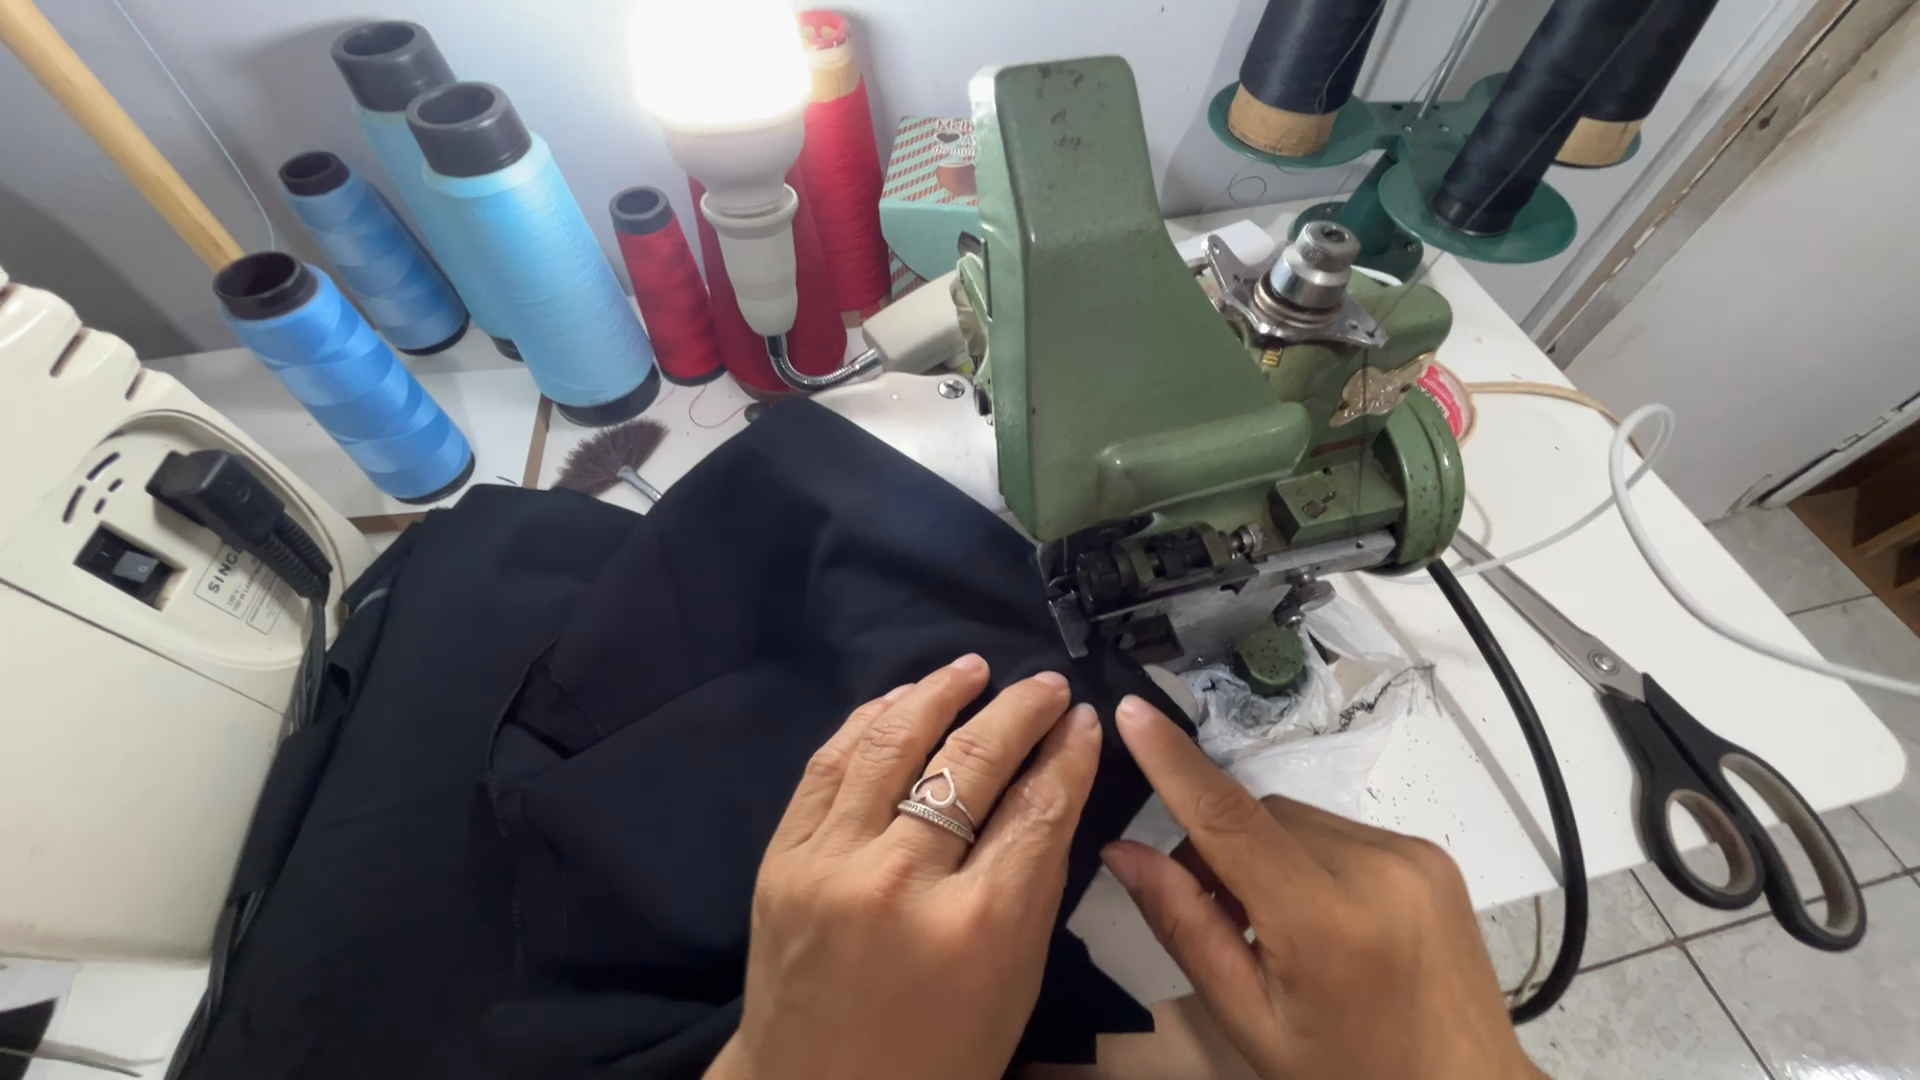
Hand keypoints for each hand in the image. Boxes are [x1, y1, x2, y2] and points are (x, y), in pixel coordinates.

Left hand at [710, 655, 1104, 1079]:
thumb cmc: (937, 1051)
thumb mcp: (1014, 978)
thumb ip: (1037, 874)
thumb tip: (1059, 775)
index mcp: (974, 929)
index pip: (1037, 809)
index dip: (1068, 753)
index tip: (1085, 718)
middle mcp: (898, 881)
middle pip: (971, 762)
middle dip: (1019, 711)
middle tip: (1046, 685)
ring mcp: (829, 861)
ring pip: (892, 742)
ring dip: (939, 692)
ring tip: (974, 667)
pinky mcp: (783, 854)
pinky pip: (830, 761)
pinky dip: (870, 718)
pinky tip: (904, 696)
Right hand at [1100, 696, 1543, 1079]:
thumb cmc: (1346, 1072)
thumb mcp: (1248, 1018)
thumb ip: (1183, 925)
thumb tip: (1121, 850)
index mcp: (1323, 921)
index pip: (1229, 818)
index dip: (1173, 760)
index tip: (1132, 711)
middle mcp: (1374, 868)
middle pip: (1255, 815)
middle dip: (1220, 846)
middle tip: (1218, 910)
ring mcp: (1409, 854)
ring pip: (1290, 817)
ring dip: (1263, 849)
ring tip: (1275, 919)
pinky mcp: (1426, 851)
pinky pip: (1331, 826)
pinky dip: (1305, 854)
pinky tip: (1323, 910)